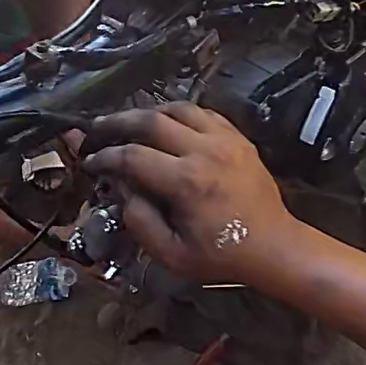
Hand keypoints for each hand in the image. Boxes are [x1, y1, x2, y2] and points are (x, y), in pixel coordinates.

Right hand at [82, 104, 301, 284]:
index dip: (105, 157)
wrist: (274, 246)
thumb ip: (140, 222)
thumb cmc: (222, 255)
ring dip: (148, 113)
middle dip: (116, 122)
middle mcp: (204, 151)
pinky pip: (204, 113)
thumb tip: (124, 190)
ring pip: (178, 109)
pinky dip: (180, 114)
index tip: (91, 163)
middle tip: (97, 130)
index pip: (132, 156)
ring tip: (130, 124)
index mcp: (186, 182)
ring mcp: (225, 140)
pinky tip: (168, 125)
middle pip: (150, 120)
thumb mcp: (172, 255)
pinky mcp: (239, 138)